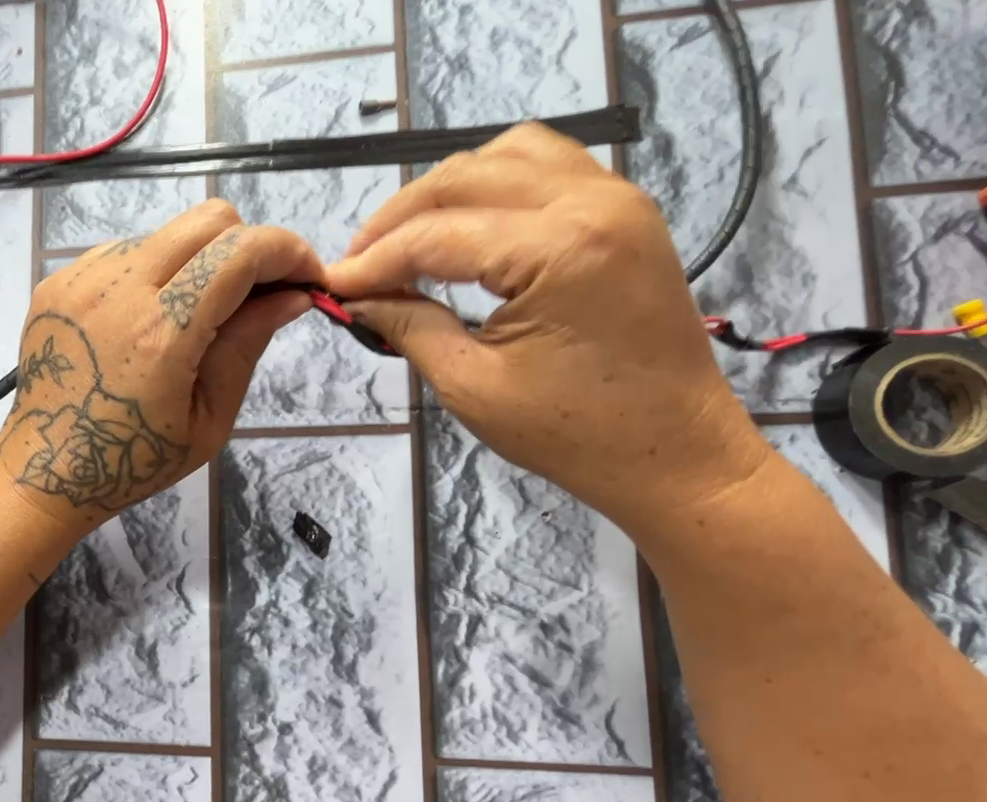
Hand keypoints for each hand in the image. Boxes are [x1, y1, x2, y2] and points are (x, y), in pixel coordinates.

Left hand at [0, 200, 322, 538]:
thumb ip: (247, 346)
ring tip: (192, 318)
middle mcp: (118, 290)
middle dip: (248, 246)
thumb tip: (292, 294)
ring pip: (166, 233)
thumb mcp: (207, 421)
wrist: (45, 470)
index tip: (306, 278)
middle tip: (256, 296)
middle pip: (209, 219)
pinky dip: (153, 274)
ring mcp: (81, 280)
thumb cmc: (133, 461)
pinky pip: (124, 252)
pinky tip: (145, 322)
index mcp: (161, 334)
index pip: (240, 250)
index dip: (288, 252)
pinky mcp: (57, 282)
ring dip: (197, 261)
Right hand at [325, 123, 769, 531]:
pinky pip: (544, 167)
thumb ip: (409, 327)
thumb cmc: (569, 432)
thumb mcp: (470, 385)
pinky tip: (461, 226)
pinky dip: (491, 186)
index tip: (330, 286)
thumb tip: (356, 298)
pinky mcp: (622, 212)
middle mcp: (594, 202)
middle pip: (465, 177)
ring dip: (444, 191)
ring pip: (506, 155)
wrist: (671, 447)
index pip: (438, 235)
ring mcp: (616, 198)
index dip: (374, 260)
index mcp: (562, 249)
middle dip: (398, 219)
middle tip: (357, 266)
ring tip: (405, 240)